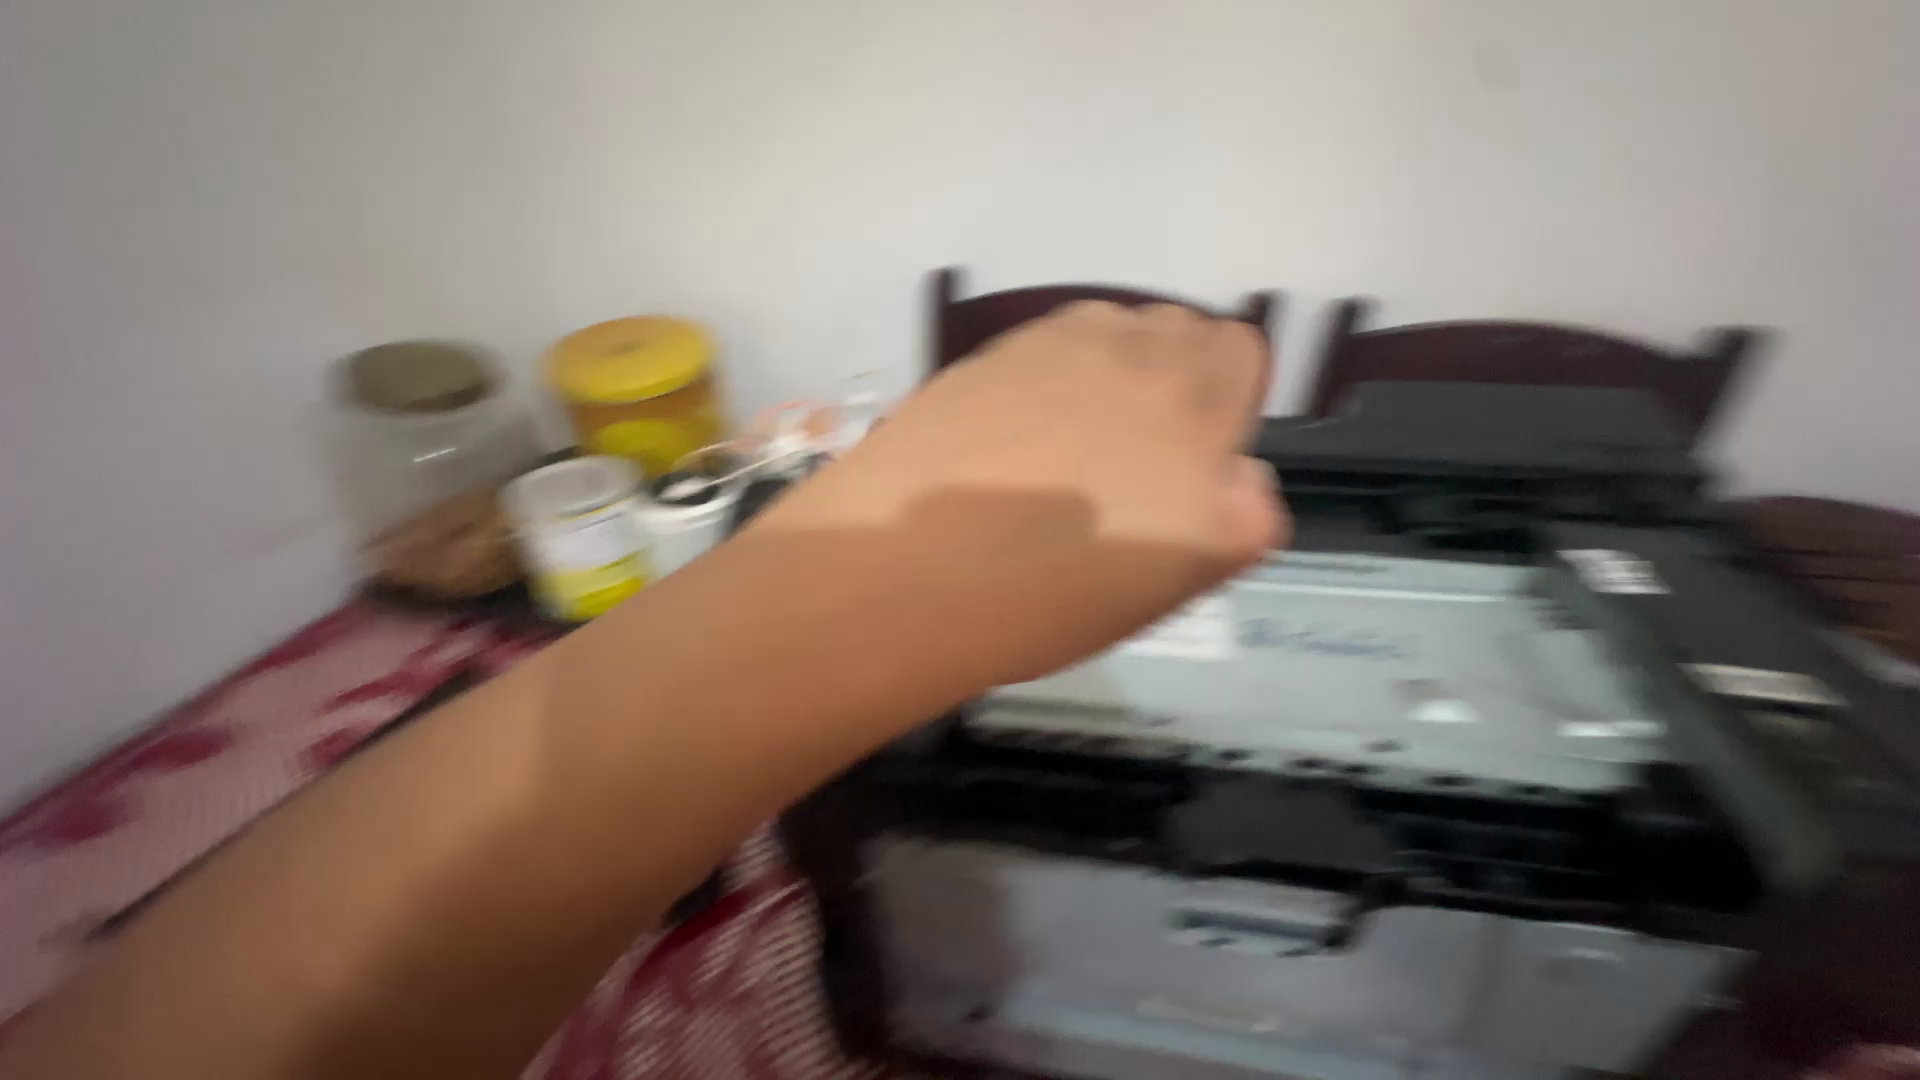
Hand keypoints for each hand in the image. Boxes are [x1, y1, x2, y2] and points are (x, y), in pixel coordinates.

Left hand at [747, 301, 1288, 690]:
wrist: (902, 574)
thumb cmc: (1053, 595)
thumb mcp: (1179, 578)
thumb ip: (1239, 512)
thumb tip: (1235, 475)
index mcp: (1193, 402)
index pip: (1241, 352)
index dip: (1227, 403)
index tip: (1192, 464)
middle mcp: (1126, 351)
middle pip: (1175, 332)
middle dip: (1172, 383)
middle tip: (1129, 464)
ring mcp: (1045, 346)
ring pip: (1107, 332)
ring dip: (1108, 374)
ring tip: (1067, 452)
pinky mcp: (980, 356)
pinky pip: (1039, 349)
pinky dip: (1044, 381)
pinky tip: (1007, 446)